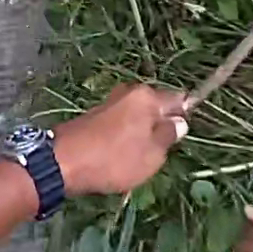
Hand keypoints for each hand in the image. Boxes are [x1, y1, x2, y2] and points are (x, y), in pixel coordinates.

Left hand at [53, 84, 187, 195]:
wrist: (66, 160)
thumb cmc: (115, 158)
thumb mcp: (152, 154)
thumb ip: (168, 135)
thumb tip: (180, 121)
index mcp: (147, 96)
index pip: (177, 98)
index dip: (186, 113)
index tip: (186, 133)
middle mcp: (130, 91)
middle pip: (157, 104)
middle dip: (164, 122)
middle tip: (166, 150)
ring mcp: (112, 101)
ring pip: (140, 113)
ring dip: (145, 130)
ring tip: (145, 156)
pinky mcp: (99, 113)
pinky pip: (124, 120)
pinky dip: (129, 133)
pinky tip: (126, 153)